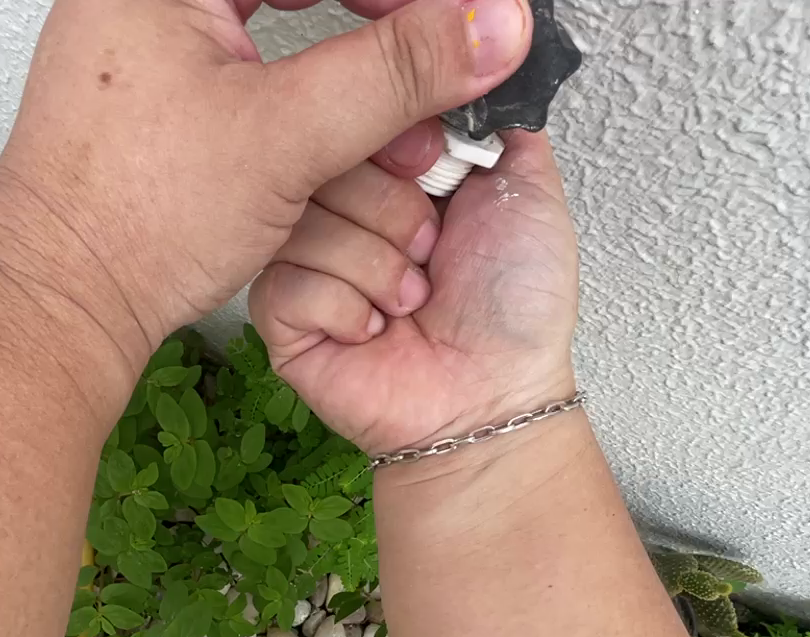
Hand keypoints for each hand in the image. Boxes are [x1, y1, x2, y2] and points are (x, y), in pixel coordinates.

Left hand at [0, 0, 533, 392]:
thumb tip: (489, 27)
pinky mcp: (162, 81)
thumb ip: (393, 76)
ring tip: (392, 99)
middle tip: (431, 46)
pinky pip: (251, 47)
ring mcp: (153, 28)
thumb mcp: (280, 139)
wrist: (69, 294)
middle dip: (376, 14)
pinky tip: (335, 108)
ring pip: (276, 4)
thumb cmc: (135, 220)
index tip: (454, 21)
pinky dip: (304, 77)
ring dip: (345, 48)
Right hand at [248, 127, 578, 457]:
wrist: (490, 397)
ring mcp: (310, 268)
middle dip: (393, 213)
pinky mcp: (284, 321)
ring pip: (299, 222)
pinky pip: (284, 283)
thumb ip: (491, 117)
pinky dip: (342, 307)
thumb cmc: (512, 308)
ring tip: (408, 302)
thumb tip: (466, 67)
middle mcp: (345, 215)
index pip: (356, 110)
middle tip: (430, 256)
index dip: (395, 140)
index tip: (437, 178)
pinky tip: (372, 331)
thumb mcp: (525, 186)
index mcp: (392, 176)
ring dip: (373, 266)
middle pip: (320, 160)